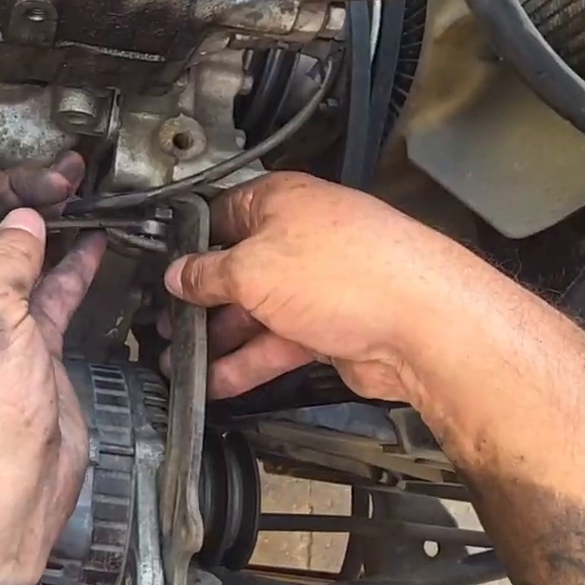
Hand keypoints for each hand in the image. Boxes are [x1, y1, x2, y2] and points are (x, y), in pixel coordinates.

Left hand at [0, 154, 106, 584]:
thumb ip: (8, 255)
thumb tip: (25, 221)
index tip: (4, 192)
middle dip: (18, 197)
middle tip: (57, 179)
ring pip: (19, 255)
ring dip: (48, 225)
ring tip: (78, 194)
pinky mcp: (27, 342)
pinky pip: (49, 291)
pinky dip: (71, 266)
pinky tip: (90, 242)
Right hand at [164, 172, 521, 406]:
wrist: (425, 328)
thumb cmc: (348, 274)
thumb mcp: (251, 269)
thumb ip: (205, 275)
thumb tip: (177, 274)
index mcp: (278, 202)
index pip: (217, 216)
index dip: (186, 245)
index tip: (159, 271)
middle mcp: (297, 238)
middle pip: (233, 270)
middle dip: (197, 301)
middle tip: (164, 324)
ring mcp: (314, 284)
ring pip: (252, 312)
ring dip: (216, 340)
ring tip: (179, 362)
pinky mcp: (327, 327)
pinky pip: (275, 343)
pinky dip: (246, 363)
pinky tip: (215, 382)